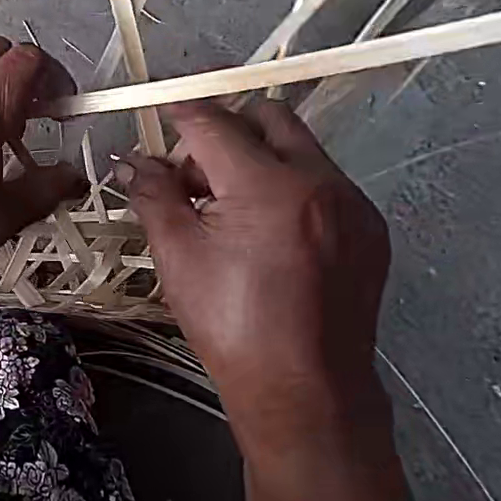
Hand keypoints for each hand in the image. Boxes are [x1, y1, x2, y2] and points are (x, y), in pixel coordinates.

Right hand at [120, 101, 390, 444]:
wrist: (304, 390)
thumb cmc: (230, 324)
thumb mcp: (178, 256)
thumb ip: (153, 195)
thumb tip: (131, 163)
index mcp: (267, 187)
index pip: (214, 124)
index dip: (181, 113)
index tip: (159, 110)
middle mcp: (321, 181)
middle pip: (267, 118)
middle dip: (224, 130)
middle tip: (194, 173)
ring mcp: (353, 203)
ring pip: (298, 147)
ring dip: (255, 157)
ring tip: (226, 207)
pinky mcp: (369, 227)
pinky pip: (322, 180)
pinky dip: (287, 185)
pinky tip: (266, 231)